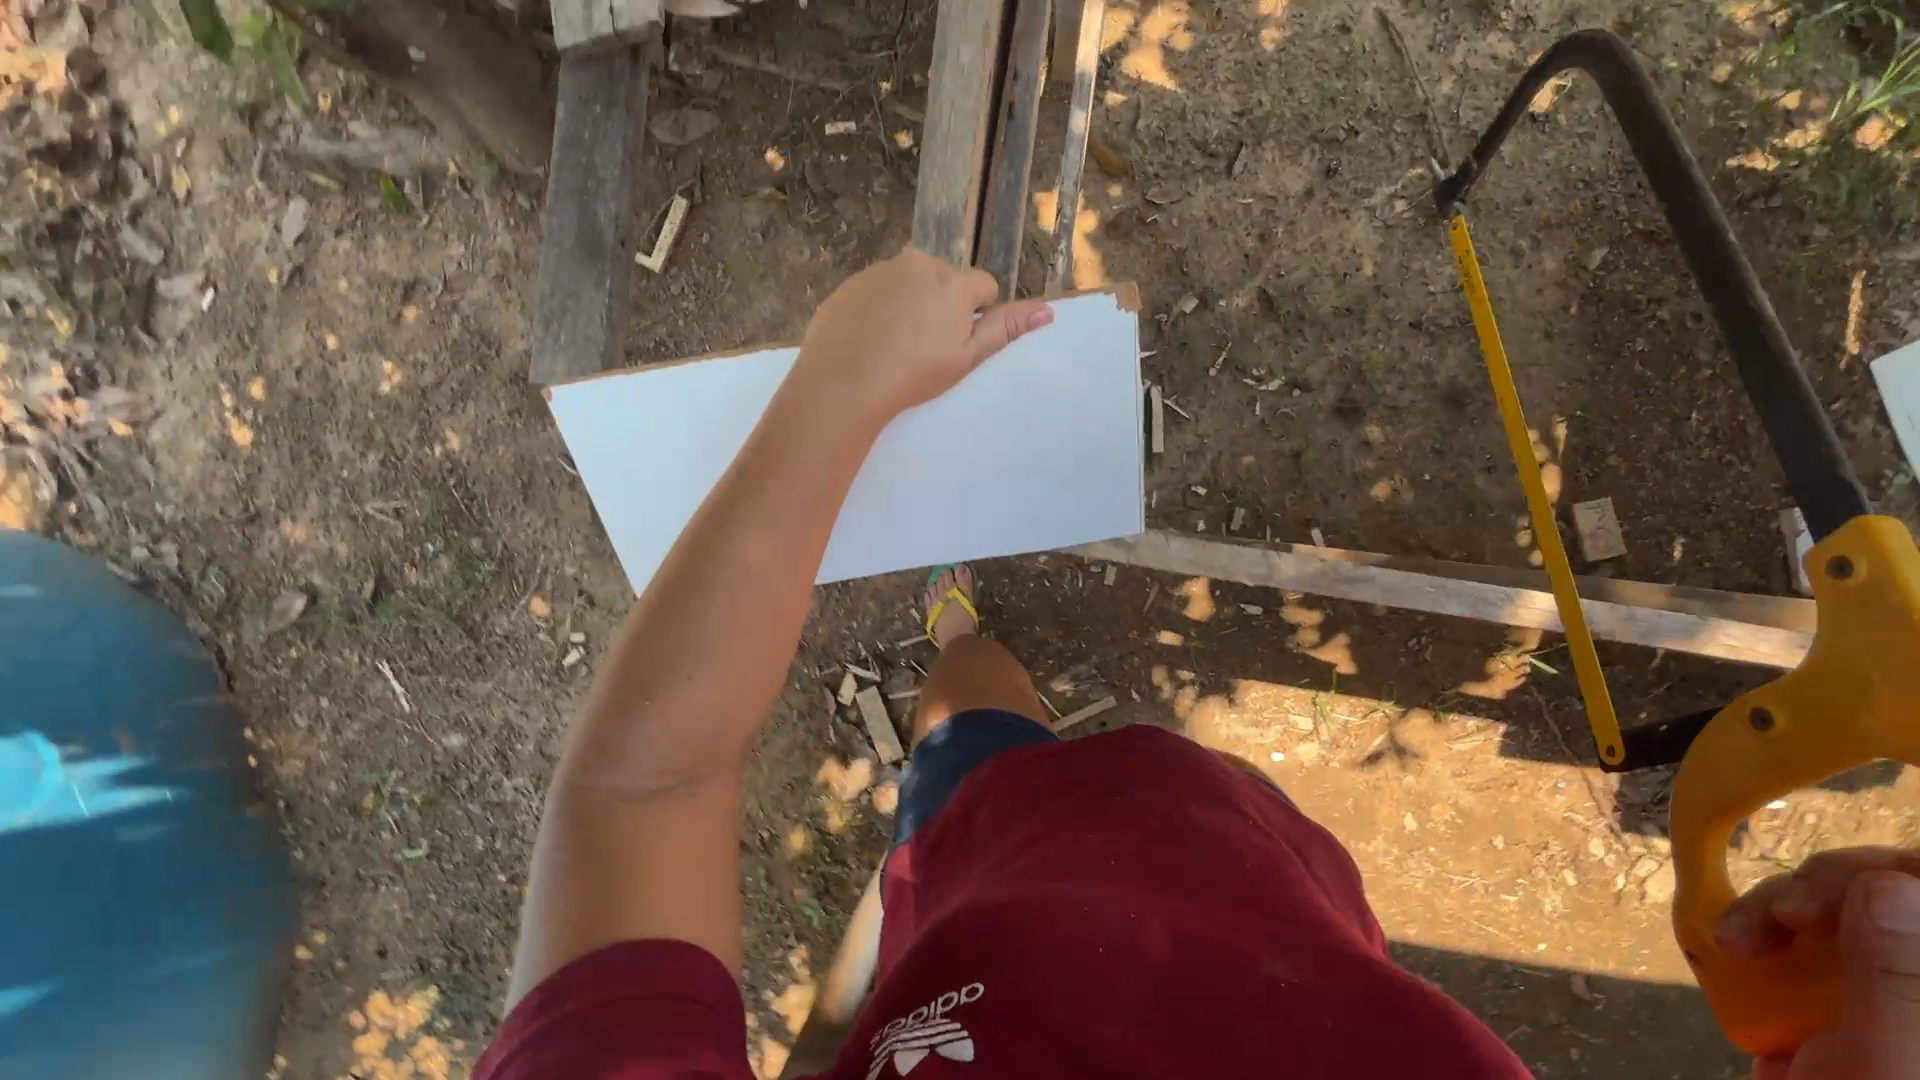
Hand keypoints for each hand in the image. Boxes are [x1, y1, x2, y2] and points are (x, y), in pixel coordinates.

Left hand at [789, 248, 1053, 421]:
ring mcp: (880, 271)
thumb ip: (1005, 328)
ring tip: (895, 348)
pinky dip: (879, 311)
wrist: (843, 383)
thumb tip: (1048, 309)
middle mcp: (917, 263)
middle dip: (942, 306)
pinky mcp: (850, 284)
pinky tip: (870, 342)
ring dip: (910, 306)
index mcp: (952, 281)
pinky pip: (876, 292)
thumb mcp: (967, 357)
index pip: (983, 287)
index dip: (975, 316)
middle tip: (925, 349)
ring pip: (909, 284)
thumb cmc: (913, 375)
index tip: (955, 344)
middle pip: (944, 281)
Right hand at [1716, 848, 1919, 1078]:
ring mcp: (1893, 987)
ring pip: (1853, 903)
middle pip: (1900, 890)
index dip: (1897, 874)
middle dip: (1826, 887)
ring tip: (1735, 939)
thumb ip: (1900, 979)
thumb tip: (1889, 883)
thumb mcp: (1889, 1068)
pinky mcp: (1851, 995)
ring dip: (1782, 905)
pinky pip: (1816, 932)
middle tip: (1772, 917)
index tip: (1824, 898)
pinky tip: (1737, 947)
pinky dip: (1768, 926)